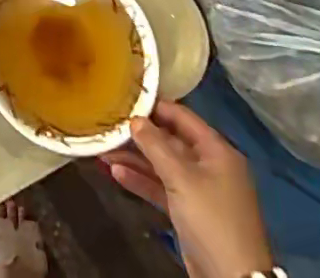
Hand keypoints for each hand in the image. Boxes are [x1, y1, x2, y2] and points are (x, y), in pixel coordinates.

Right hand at [99, 101, 273, 277]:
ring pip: (163, 165)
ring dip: (135, 159)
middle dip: (139, 136)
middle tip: (108, 126)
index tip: (125, 99)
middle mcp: (209, 165)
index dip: (155, 107)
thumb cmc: (210, 219)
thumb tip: (135, 119)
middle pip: (170, 141)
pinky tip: (116, 173)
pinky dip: (142, 181)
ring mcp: (199, 189)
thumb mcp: (181, 178)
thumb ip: (155, 146)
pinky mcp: (189, 211)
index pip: (182, 117)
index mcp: (216, 150)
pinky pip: (162, 188)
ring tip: (103, 150)